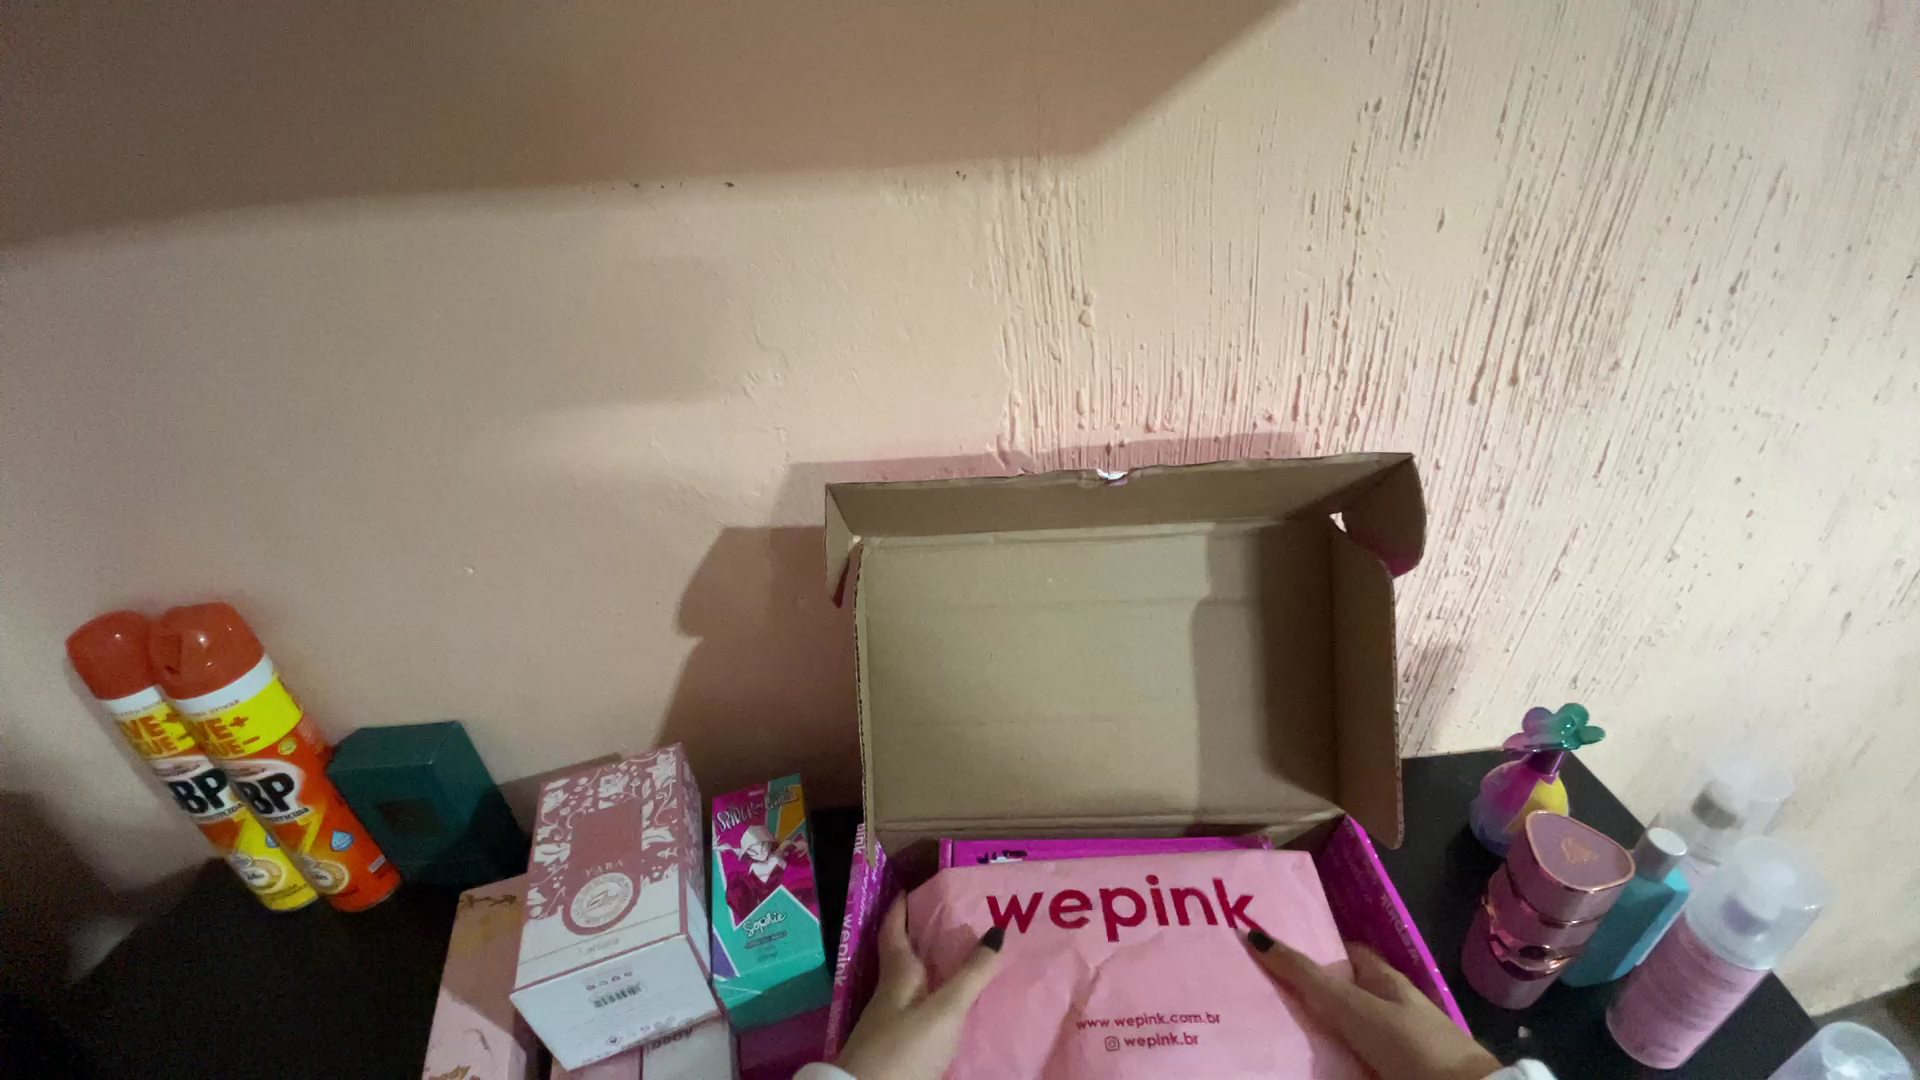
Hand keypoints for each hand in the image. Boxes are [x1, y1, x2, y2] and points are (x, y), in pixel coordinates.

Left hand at [836, 897, 1005, 1079]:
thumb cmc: (905, 1048)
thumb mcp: (945, 1010)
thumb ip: (971, 974)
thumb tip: (997, 929)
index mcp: (897, 973)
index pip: (894, 930)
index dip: (900, 909)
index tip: (909, 890)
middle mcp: (889, 992)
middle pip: (902, 955)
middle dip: (920, 938)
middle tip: (948, 923)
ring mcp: (888, 1022)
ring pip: (909, 985)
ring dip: (928, 971)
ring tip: (955, 963)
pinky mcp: (893, 1048)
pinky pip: (914, 1011)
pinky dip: (930, 1001)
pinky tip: (945, 1010)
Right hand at [1247, 931, 1501, 1079]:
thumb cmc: (1408, 1043)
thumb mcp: (1349, 1005)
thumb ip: (1303, 974)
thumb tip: (1251, 934)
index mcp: (1383, 979)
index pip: (1341, 954)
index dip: (1310, 950)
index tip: (1273, 954)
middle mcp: (1389, 1007)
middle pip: (1340, 995)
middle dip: (1308, 997)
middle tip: (1262, 996)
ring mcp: (1394, 1046)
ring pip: (1345, 1032)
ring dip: (1318, 1036)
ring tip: (1273, 1032)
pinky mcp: (1389, 1074)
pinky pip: (1352, 1062)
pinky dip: (1332, 1062)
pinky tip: (1307, 1063)